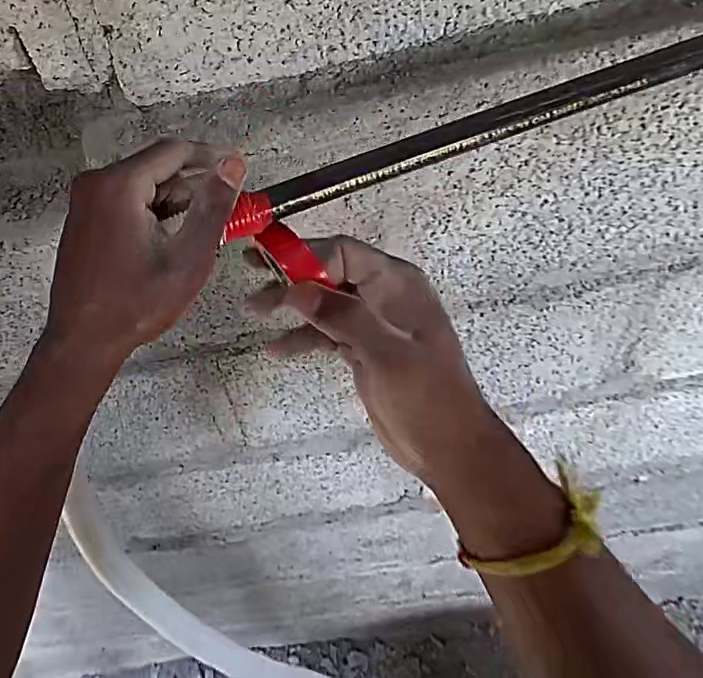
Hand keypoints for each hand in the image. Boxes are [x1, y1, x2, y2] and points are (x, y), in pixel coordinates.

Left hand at [45, 138, 246, 369]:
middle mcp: (96, 184)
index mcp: (118, 186)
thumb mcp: (188, 256)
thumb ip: (213, 205)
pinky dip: (152, 209)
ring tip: (196, 232)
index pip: (173, 150)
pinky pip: (126, 196)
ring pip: (144, 181)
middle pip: (157, 165)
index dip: (210, 155)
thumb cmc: (131, 306)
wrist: (84, 340)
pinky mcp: (85, 215)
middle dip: (193, 184)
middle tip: (222, 208)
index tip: (234, 165)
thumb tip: (231, 167)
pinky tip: (169, 237)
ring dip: (174, 199)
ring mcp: (86, 199)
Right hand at [247, 237, 562, 547]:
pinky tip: (277, 347)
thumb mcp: (386, 353)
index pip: (343, 253)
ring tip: (254, 308)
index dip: (305, 256)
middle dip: (292, 273)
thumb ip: (342, 316)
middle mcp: (384, 294)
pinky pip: (327, 330)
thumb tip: (296, 289)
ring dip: (291, 305)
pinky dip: (303, 335)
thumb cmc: (428, 398)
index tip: (271, 266)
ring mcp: (374, 320)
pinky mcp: (365, 346)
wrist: (450, 450)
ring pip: (324, 300)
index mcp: (397, 284)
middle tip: (253, 266)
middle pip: (330, 271)